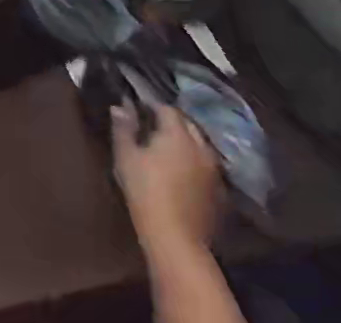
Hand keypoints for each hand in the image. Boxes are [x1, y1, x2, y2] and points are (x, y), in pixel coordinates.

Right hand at [112, 103, 224, 250]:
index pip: (167, 109)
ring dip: (186, 140)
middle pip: (189, 124)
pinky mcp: (220, 191)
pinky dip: (194, 161)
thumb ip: (123, 127)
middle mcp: (201, 148)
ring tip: (166, 146)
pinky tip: (182, 170)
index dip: (151, 105)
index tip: (137, 107)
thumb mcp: (125, 155)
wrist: (175, 235)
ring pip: (201, 145)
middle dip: (172, 121)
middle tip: (150, 125)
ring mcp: (214, 171)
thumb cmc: (144, 188)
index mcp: (177, 135)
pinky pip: (207, 166)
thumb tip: (120, 105)